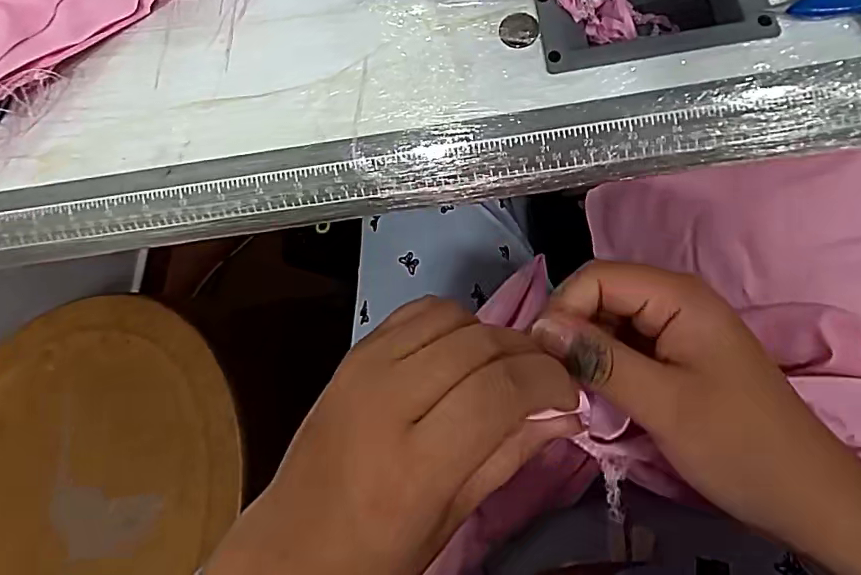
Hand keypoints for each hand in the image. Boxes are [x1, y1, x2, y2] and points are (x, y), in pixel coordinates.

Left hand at [203, 296, 579, 574]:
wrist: (290, 545)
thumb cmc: (375, 553)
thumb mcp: (450, 520)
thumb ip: (509, 455)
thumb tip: (565, 411)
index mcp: (413, 465)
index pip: (499, 390)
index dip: (547, 380)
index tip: (570, 390)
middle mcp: (386, 400)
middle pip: (480, 344)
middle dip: (527, 353)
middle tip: (547, 375)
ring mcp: (365, 366)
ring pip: (454, 316)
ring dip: (491, 334)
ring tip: (503, 365)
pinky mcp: (355, 350)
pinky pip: (419, 310)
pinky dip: (453, 320)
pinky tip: (460, 351)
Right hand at [528, 261, 842, 542]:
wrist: (810, 496)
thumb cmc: (739, 445)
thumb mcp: (663, 404)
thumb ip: (601, 360)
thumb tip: (543, 328)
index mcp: (677, 294)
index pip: (597, 277)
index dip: (564, 308)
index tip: (542, 356)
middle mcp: (677, 297)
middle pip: (604, 294)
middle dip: (574, 330)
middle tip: (555, 379)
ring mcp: (681, 324)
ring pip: (614, 320)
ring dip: (590, 350)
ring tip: (575, 390)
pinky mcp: (682, 351)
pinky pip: (632, 343)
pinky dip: (611, 364)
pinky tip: (603, 394)